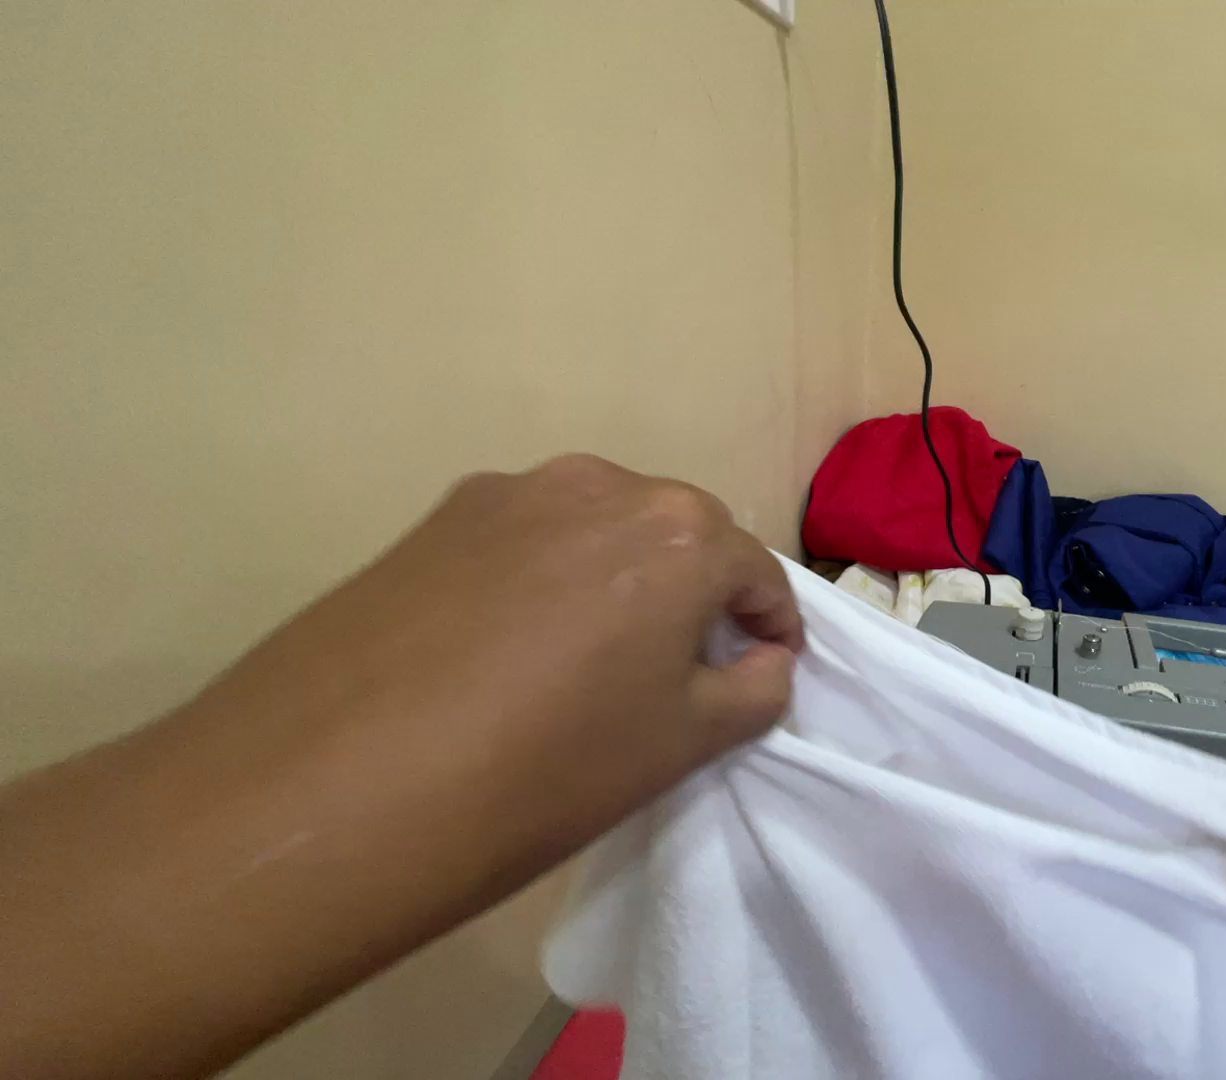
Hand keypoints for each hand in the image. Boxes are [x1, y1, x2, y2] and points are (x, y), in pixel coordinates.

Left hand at [195, 452, 804, 855]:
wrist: (322, 799)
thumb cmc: (546, 769)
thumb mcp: (687, 741)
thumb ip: (758, 688)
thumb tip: (762, 661)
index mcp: (681, 532)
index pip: (758, 573)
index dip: (772, 627)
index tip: (764, 670)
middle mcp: (607, 485)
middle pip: (687, 538)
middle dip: (703, 595)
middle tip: (685, 666)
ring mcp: (514, 492)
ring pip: (611, 530)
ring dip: (631, 578)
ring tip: (601, 652)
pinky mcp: (441, 515)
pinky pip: (537, 537)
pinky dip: (558, 575)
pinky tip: (523, 640)